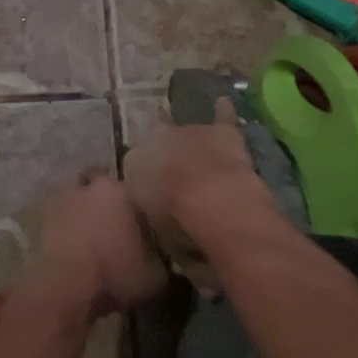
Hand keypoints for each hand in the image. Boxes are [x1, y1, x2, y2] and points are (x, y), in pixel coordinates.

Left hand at [33, 169, 166, 314]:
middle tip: (115, 223)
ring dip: (81, 209)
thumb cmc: (115, 274)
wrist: (65, 288)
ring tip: (91, 234)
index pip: (135, 188)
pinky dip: (64, 226)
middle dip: (106, 199)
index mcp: (121, 190)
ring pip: (75, 196)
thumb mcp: (156, 276)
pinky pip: (57, 217)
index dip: (138, 206)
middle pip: (99, 184)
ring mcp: (59, 200)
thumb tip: (163, 256)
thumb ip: (162, 258)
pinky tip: (72, 244)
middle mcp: (88, 186)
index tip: (142, 223)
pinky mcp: (38, 219)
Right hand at [122, 98, 269, 290]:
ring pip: (186, 132)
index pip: (135, 168)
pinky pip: (221, 117)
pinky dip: (223, 111)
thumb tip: (185, 256)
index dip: (145, 181)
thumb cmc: (179, 228)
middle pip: (158, 145)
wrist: (212, 204)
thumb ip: (169, 238)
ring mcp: (190, 133)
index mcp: (134, 167)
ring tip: (191, 146)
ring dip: (190, 139)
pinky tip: (223, 101)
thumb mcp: (165, 241)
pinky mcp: (222, 133)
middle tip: (172, 175)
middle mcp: (155, 143)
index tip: (152, 194)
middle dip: (163, 156)